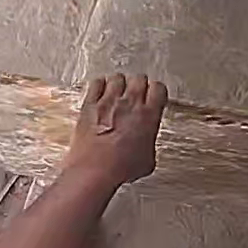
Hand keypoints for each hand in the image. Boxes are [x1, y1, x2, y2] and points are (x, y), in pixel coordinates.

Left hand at [61, 73, 166, 188]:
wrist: (95, 169)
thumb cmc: (120, 167)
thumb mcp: (147, 160)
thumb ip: (148, 142)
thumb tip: (144, 146)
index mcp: (148, 115)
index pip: (158, 88)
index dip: (156, 92)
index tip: (153, 96)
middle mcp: (129, 103)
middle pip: (139, 78)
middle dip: (138, 84)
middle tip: (136, 93)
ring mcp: (108, 101)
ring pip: (118, 77)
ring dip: (119, 83)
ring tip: (118, 91)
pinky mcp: (90, 104)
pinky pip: (96, 83)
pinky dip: (100, 85)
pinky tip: (100, 91)